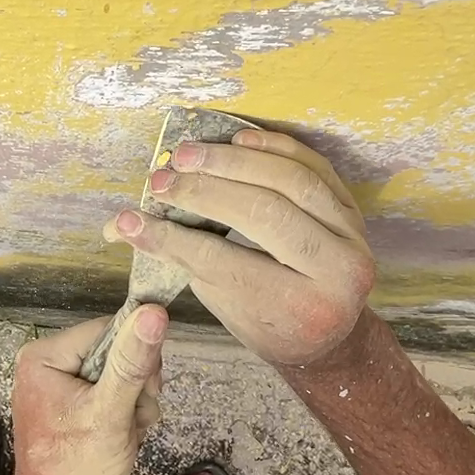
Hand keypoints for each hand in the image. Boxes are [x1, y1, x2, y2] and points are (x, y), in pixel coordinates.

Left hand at [8, 304, 167, 474]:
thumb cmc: (78, 471)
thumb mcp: (111, 412)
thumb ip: (132, 362)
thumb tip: (153, 311)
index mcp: (43, 354)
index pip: (107, 328)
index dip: (135, 356)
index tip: (146, 391)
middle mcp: (45, 361)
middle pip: (113, 349)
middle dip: (134, 385)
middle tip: (131, 419)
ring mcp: (55, 383)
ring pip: (117, 373)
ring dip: (132, 403)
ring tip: (124, 434)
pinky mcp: (66, 403)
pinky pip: (107, 392)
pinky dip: (122, 414)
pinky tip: (118, 438)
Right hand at [104, 128, 373, 369]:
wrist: (332, 333)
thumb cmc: (266, 323)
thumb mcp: (223, 305)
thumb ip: (182, 261)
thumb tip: (121, 225)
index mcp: (299, 309)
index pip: (222, 263)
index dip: (171, 239)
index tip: (129, 220)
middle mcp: (338, 271)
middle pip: (262, 213)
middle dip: (202, 191)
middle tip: (158, 181)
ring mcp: (352, 235)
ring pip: (290, 180)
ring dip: (230, 161)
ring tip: (185, 155)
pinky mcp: (352, 208)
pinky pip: (313, 165)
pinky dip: (272, 147)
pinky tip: (235, 141)